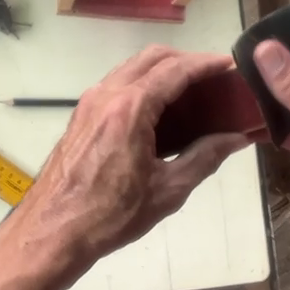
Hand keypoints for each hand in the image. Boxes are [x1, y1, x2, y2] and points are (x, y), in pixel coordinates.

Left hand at [6, 47, 251, 285]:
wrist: (52, 231)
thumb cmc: (110, 215)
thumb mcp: (167, 190)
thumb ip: (205, 157)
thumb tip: (236, 138)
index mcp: (130, 108)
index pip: (175, 70)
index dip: (206, 64)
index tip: (230, 65)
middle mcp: (107, 94)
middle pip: (152, 57)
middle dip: (186, 60)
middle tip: (214, 78)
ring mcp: (89, 102)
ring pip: (132, 68)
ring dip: (162, 70)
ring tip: (191, 92)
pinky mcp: (81, 115)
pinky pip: (118, 84)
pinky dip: (143, 84)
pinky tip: (160, 110)